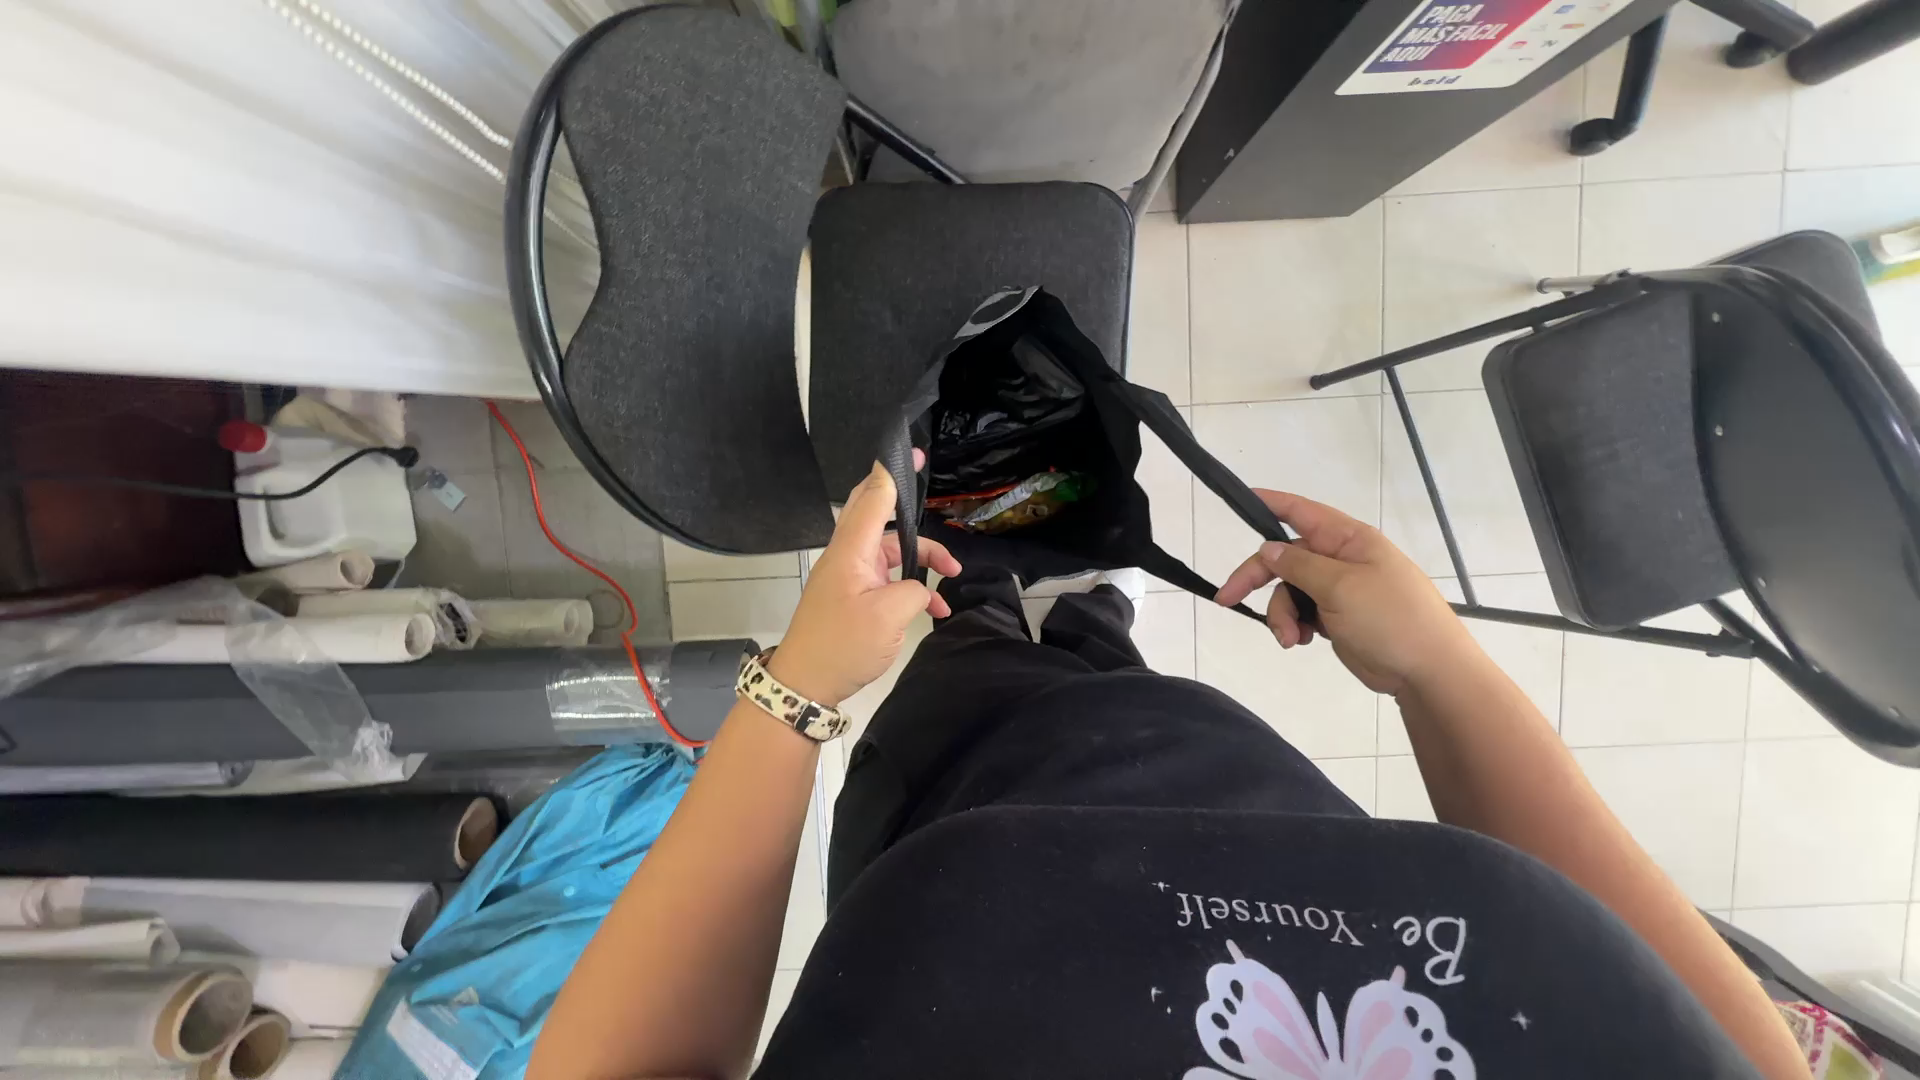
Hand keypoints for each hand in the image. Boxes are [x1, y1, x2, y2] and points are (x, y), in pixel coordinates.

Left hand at [767, 455, 961, 706]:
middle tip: (928, 486)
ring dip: (922, 561)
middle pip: (878, 517)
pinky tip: (935, 610)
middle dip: (908, 508)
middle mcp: (848, 557)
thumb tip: (920, 589)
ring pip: (891, 553)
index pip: (872, 499)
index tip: (912, 454)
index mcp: (851, 551)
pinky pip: (887, 581)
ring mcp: (849, 578)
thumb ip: (914, 591)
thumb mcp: (889, 617)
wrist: (804, 686)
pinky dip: (911, 589)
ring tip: (952, 578)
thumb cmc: (843, 646)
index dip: (893, 475)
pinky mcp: (853, 598)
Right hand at [1214, 490, 1481, 695]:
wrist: (1428, 672)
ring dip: (1280, 614)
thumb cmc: (1391, 619)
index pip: (1301, 511)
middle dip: (1256, 578)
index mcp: (1347, 540)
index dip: (1270, 502)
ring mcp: (1338, 589)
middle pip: (1284, 558)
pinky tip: (1300, 641)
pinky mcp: (1335, 616)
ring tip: (1290, 639)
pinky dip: (1293, 626)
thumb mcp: (1340, 587)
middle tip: (1227, 598)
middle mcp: (1340, 559)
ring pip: (1288, 590)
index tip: (1241, 497)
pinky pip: (1300, 612)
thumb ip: (1298, 565)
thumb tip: (1268, 548)